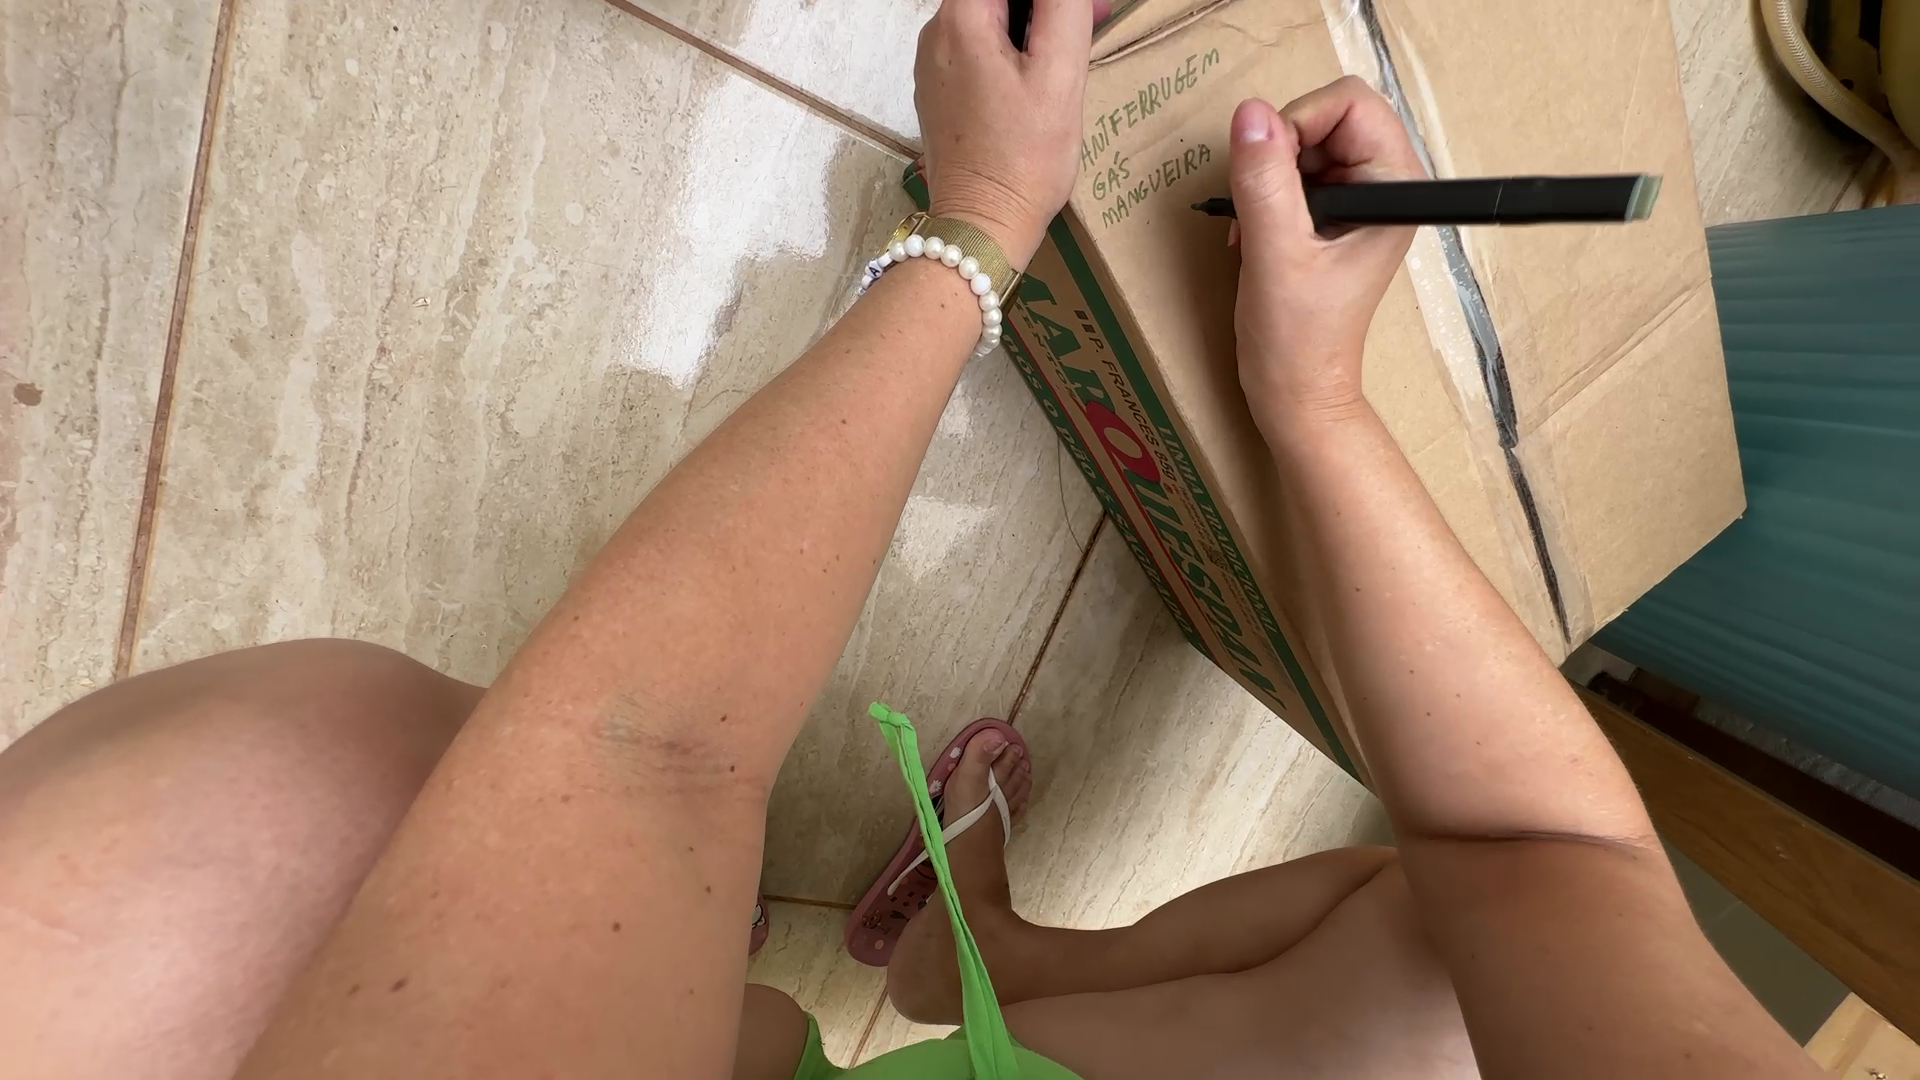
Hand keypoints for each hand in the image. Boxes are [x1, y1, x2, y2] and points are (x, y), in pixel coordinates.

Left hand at [914, 0, 1111, 267]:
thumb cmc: (1023, 162)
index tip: (1084, 16)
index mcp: (961, 18)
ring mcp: (932, 72)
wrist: (983, 232)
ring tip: (1062, 65)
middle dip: (1044, 10)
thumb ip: (1061, 6)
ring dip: (1029, 33)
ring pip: (989, 24)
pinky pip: (977, 58)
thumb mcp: (1059, 73)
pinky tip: (1032, 92)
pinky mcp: (939, 102)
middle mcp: (936, 37)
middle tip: (1086, 30)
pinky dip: (1009, 60)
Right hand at [1229, 77, 1425, 437]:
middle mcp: (1383, 188)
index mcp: (1394, 187)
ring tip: (1250, 232)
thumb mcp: (1274, 256)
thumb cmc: (1295, 339)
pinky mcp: (1330, 226)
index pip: (1350, 104)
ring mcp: (1356, 208)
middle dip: (1277, 156)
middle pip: (1326, 121)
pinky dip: (1264, 202)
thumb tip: (1247, 113)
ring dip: (1265, 183)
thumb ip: (1263, 183)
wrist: (1295, 394)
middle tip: (1253, 208)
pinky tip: (1251, 238)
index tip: (1260, 176)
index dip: (1295, 125)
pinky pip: (1293, 183)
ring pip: (1304, 150)